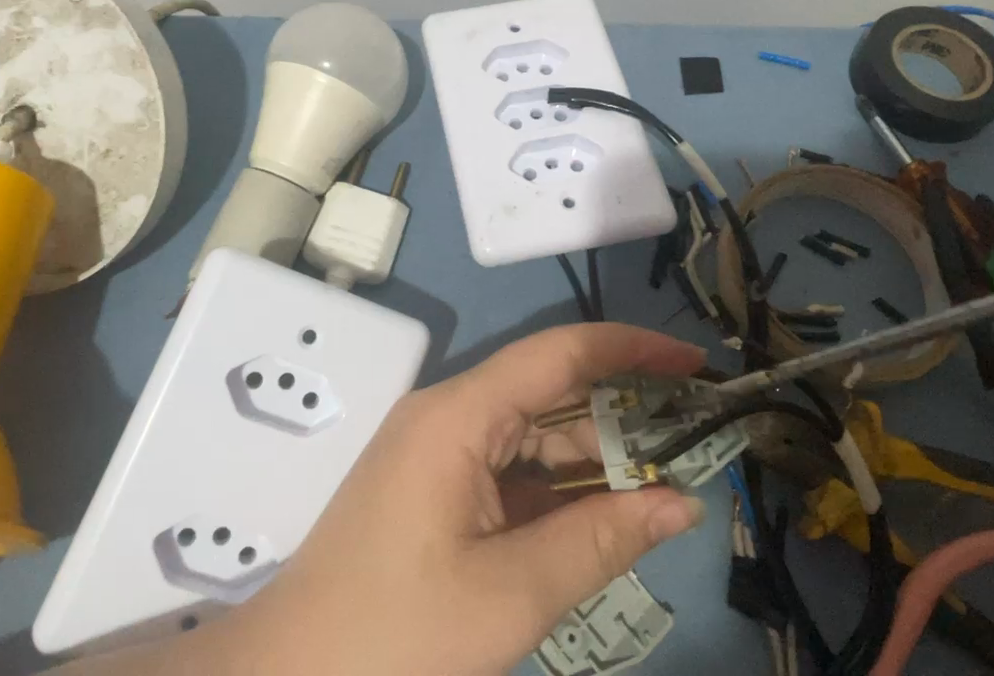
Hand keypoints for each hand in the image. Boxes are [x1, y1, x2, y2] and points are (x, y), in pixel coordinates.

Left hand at [108, 323, 708, 675]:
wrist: (294, 672)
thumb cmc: (399, 630)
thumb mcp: (513, 591)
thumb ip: (602, 540)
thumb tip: (683, 502)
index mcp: (459, 415)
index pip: (558, 353)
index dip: (631, 350)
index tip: (695, 365)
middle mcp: (449, 415)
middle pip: (550, 391)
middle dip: (625, 409)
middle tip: (699, 433)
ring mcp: (439, 450)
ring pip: (534, 435)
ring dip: (597, 457)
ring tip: (671, 478)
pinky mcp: (435, 486)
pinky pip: (511, 471)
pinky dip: (561, 489)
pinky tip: (610, 513)